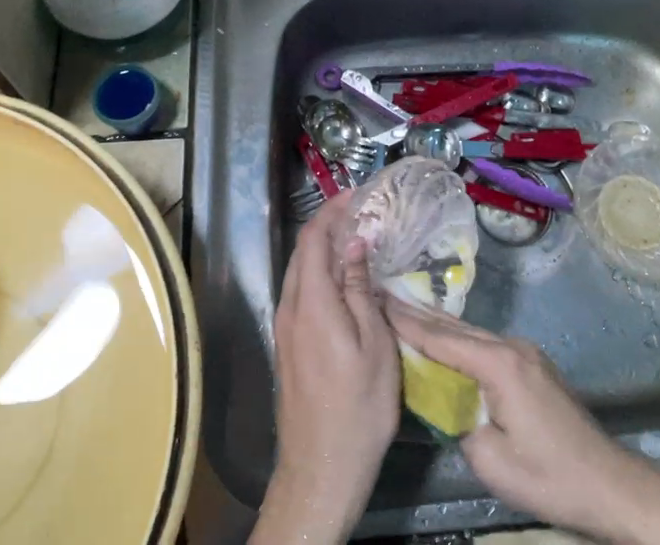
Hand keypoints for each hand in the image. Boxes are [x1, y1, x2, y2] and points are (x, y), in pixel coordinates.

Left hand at [250, 191, 400, 544]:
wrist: (322, 465)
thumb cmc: (359, 405)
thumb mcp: (374, 344)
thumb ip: (360, 290)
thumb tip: (356, 243)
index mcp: (311, 302)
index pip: (313, 239)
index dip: (332, 211)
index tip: (356, 194)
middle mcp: (289, 308)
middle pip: (302, 252)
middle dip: (328, 225)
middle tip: (362, 213)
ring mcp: (285, 328)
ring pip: (300, 272)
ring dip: (324, 249)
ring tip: (358, 240)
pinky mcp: (288, 345)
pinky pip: (301, 292)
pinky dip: (320, 273)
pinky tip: (344, 280)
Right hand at [387, 300, 659, 544]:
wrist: (608, 483)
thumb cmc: (548, 475)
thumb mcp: (490, 458)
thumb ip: (456, 420)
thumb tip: (444, 402)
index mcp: (499, 364)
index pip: (441, 338)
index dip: (406, 322)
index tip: (375, 300)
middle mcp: (512, 347)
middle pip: (455, 327)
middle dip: (417, 313)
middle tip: (380, 295)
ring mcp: (526, 353)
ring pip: (471, 333)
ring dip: (437, 324)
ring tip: (401, 310)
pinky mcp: (532, 366)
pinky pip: (485, 344)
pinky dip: (457, 339)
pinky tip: (441, 338)